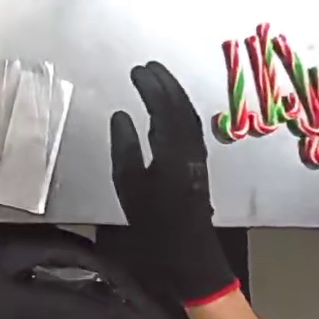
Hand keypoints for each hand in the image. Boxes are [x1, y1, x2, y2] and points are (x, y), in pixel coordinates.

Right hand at [109, 62, 236, 305]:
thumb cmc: (153, 221)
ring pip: (188, 115)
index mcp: (172, 149)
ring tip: (158, 81)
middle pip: (181, 106)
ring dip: (174, 95)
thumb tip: (120, 115)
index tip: (137, 70)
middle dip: (166, 83)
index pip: (163, 107)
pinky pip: (190, 126)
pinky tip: (168, 111)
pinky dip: (178, 111)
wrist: (187, 252)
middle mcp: (190, 146)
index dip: (151, 86)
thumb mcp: (129, 185)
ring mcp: (197, 154)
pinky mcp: (197, 163)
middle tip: (149, 67)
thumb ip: (125, 146)